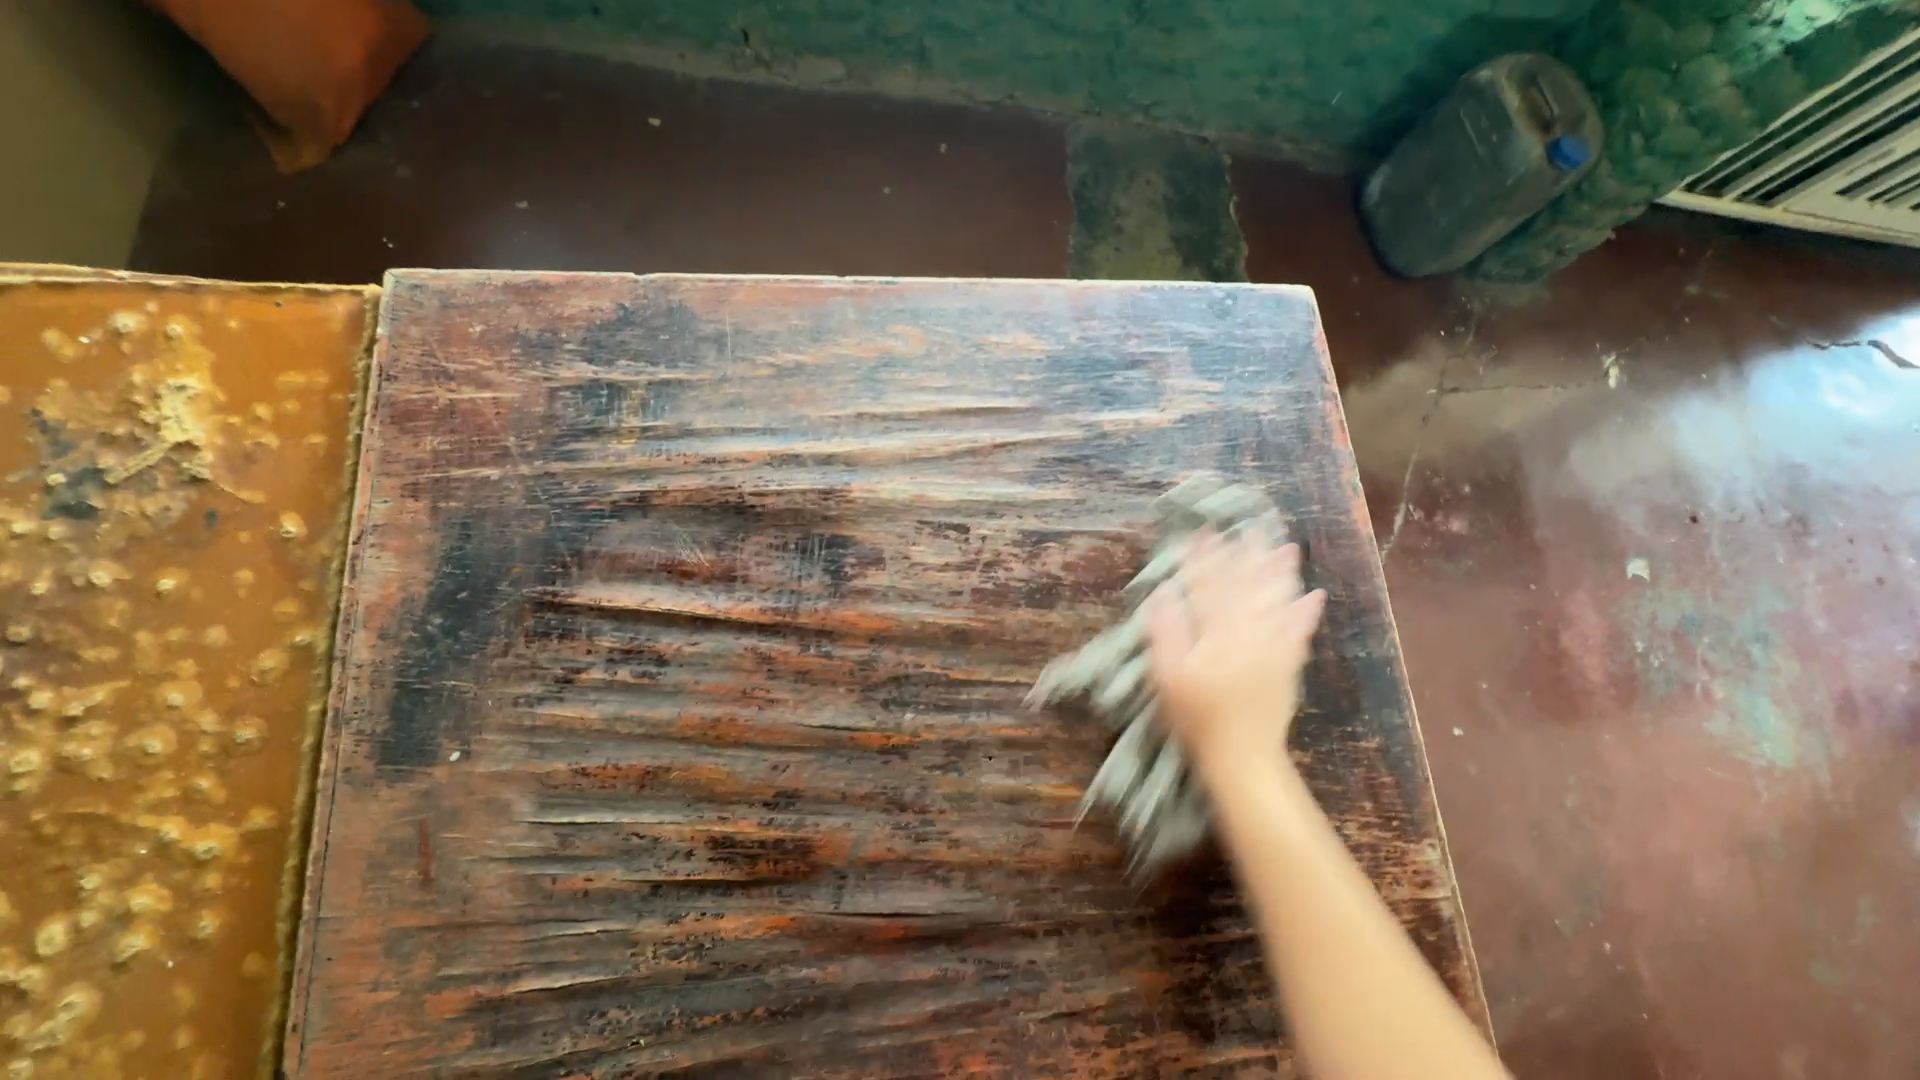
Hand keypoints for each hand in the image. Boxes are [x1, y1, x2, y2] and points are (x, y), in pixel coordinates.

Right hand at [1146, 531, 1325, 772]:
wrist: (1242, 756)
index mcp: (1216, 632)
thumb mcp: (1167, 677)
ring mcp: (1273, 648)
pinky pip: (1300, 631)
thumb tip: (1163, 593)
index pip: (1207, 586)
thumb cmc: (1197, 718)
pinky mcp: (1288, 665)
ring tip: (1285, 548)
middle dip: (1246, 556)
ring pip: (1277, 602)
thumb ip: (1166, 632)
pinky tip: (1314, 595)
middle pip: (1246, 587)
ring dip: (1280, 574)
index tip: (1202, 533)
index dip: (1203, 559)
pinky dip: (1306, 611)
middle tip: (1250, 528)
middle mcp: (1248, 632)